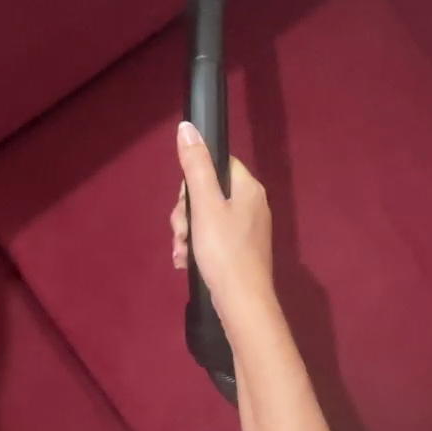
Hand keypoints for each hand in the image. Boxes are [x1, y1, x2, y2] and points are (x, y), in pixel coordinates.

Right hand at [172, 121, 277, 324]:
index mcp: (248, 188)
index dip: (194, 180)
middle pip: (209, 192)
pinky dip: (197, 247)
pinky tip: (185, 261)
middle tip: (180, 232)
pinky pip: (213, 237)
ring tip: (181, 252)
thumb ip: (196, 166)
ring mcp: (248, 229)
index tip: (184, 201)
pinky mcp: (241, 250)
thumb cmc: (224, 251)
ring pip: (207, 217)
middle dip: (186, 212)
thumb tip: (188, 127)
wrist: (243, 303)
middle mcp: (252, 204)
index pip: (217, 164)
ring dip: (187, 233)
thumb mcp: (204, 205)